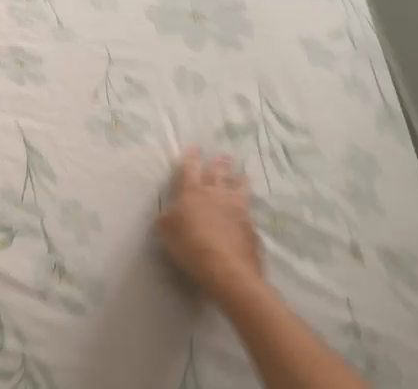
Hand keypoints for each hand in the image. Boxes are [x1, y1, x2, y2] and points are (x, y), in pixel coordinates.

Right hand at [156, 149, 263, 302]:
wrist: (227, 269)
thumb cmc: (189, 244)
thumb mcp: (166, 228)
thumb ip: (169, 214)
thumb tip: (173, 210)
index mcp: (192, 192)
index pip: (190, 168)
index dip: (192, 157)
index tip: (195, 147)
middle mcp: (216, 195)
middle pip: (218, 174)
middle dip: (219, 163)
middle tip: (224, 155)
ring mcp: (237, 211)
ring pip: (239, 189)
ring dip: (239, 180)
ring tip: (242, 174)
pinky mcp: (251, 228)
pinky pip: (248, 213)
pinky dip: (246, 208)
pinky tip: (247, 211)